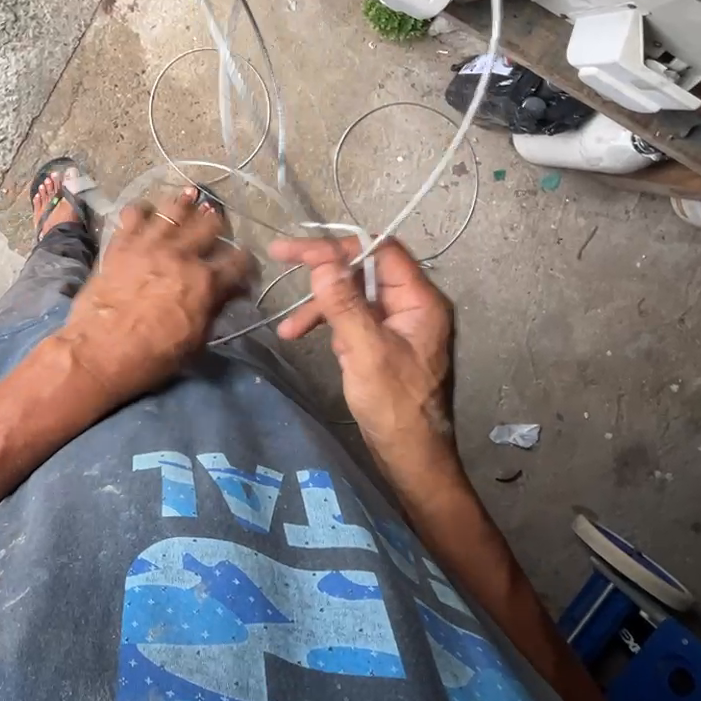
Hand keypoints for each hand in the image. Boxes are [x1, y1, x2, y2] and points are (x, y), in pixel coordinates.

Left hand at [54, 187, 251, 408]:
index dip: (246, 261)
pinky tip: (145, 212)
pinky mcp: (120, 245)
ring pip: (173, 210)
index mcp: (205, 282)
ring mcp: (148, 246)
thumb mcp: (196, 341)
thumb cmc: (152, 356)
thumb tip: (229, 292)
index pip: (238, 261)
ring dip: (184, 206)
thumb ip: (214, 310)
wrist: (99, 352)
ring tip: (189, 200)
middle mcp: (180, 255)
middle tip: (215, 228)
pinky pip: (133, 216)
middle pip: (208, 224)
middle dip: (217, 224)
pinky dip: (141, 210)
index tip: (243, 265)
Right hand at [268, 237, 457, 476]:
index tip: (298, 251)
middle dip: (321, 268)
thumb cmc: (395, 405)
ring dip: (318, 303)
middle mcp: (410, 304)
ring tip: (289, 326)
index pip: (380, 251)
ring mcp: (395, 323)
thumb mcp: (366, 352)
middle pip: (363, 267)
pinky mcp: (380, 339)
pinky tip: (300, 336)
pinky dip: (324, 321)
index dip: (338, 246)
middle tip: (280, 258)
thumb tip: (322, 264)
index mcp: (420, 301)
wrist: (410, 455)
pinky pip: (349, 316)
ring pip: (351, 293)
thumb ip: (344, 305)